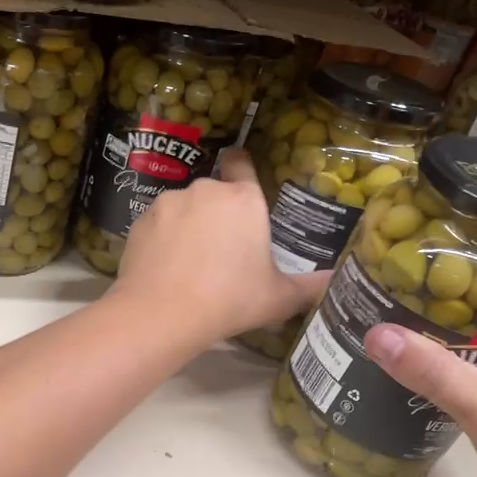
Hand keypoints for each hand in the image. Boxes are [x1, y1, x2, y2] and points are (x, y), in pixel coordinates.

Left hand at [111, 149, 330, 343]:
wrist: (160, 313)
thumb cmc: (228, 301)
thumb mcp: (277, 299)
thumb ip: (309, 288)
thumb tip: (335, 282)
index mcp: (244, 200)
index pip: (242, 163)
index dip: (241, 170)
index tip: (240, 187)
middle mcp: (206, 190)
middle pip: (215, 193)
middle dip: (218, 214)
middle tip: (222, 250)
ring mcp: (169, 202)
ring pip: (184, 208)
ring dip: (189, 225)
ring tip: (190, 262)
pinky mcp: (140, 219)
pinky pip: (158, 223)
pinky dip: (162, 238)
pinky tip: (165, 266)